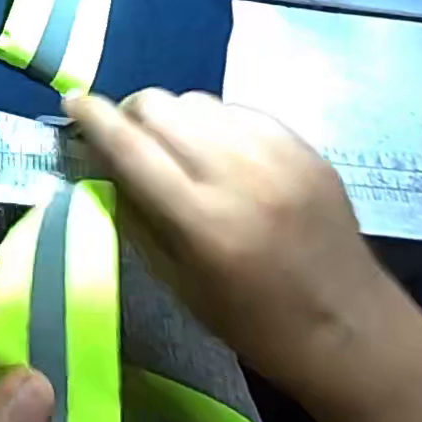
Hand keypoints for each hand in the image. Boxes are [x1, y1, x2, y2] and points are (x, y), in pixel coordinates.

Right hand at [65, 90, 421, 421]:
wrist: (349, 322)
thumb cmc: (253, 319)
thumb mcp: (179, 283)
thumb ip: (135, 214)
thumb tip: (102, 160)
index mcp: (203, 220)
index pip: (131, 146)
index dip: (93, 116)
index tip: (72, 99)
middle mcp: (237, 170)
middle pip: (160, 106)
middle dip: (131, 113)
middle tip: (130, 137)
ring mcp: (273, 148)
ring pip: (195, 99)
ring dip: (173, 116)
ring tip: (181, 148)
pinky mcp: (298, 139)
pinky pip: (234, 107)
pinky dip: (213, 122)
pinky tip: (222, 150)